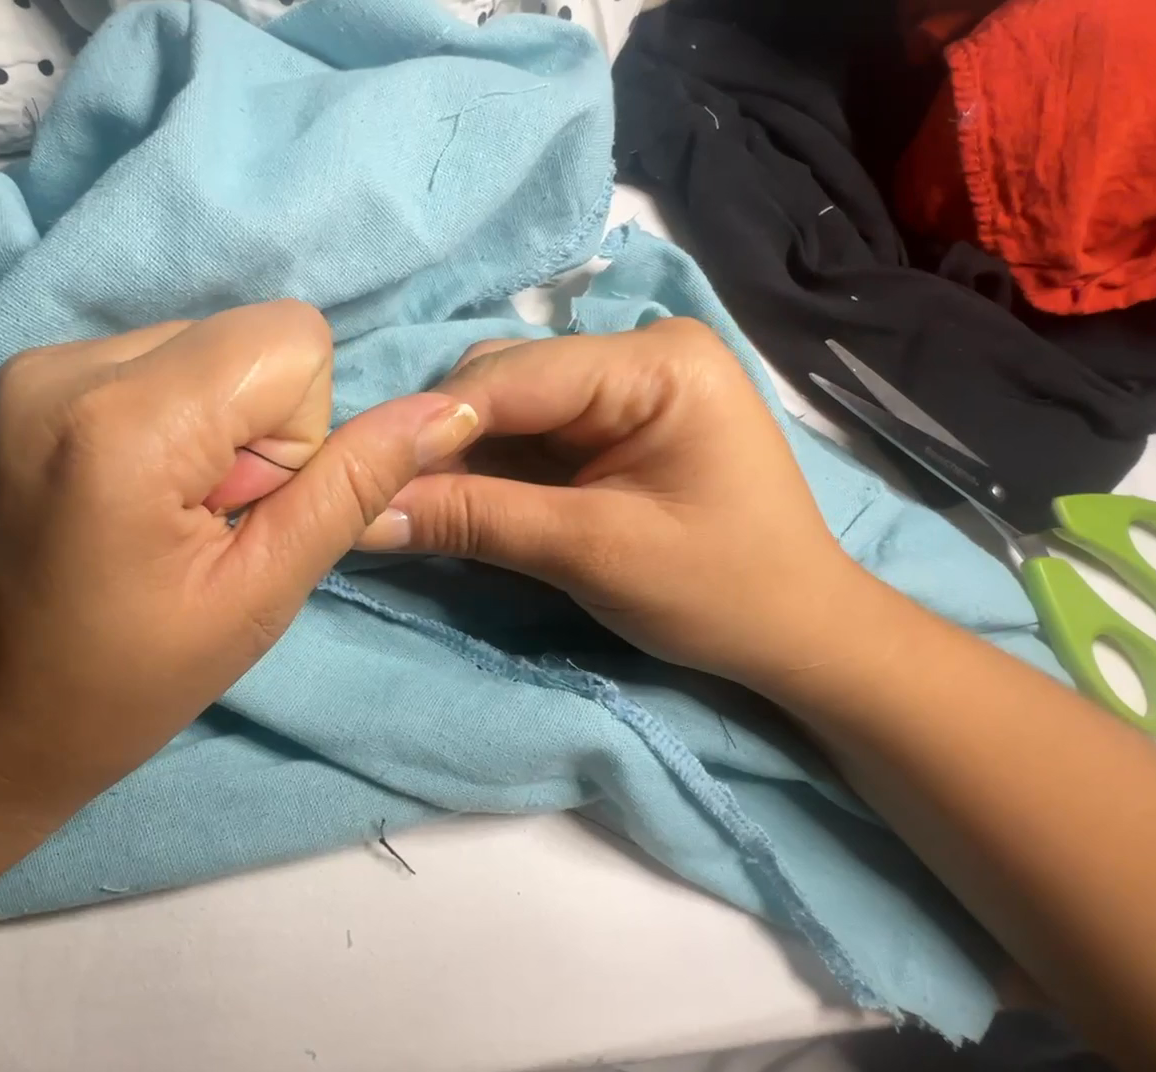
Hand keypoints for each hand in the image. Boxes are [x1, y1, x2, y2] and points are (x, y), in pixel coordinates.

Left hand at [0, 300, 480, 832]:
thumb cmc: (123, 687)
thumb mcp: (257, 597)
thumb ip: (350, 488)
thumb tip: (449, 409)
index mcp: (125, 422)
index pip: (292, 339)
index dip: (295, 433)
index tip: (239, 511)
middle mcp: (65, 362)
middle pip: (241, 336)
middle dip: (249, 426)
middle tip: (194, 522)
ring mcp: (25, 365)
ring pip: (192, 346)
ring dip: (203, 423)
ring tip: (149, 515)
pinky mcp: (8, 381)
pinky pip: (137, 362)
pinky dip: (155, 419)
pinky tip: (115, 498)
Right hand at [362, 318, 872, 688]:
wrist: (795, 633)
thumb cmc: (720, 592)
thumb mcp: (594, 555)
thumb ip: (478, 522)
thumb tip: (364, 516)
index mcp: (657, 363)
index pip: (513, 377)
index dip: (430, 426)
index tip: (359, 477)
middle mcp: (635, 354)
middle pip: (500, 384)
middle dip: (439, 445)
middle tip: (383, 504)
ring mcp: (619, 388)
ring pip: (501, 411)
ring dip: (453, 461)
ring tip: (410, 510)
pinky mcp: (605, 425)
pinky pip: (520, 438)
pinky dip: (482, 474)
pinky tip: (452, 504)